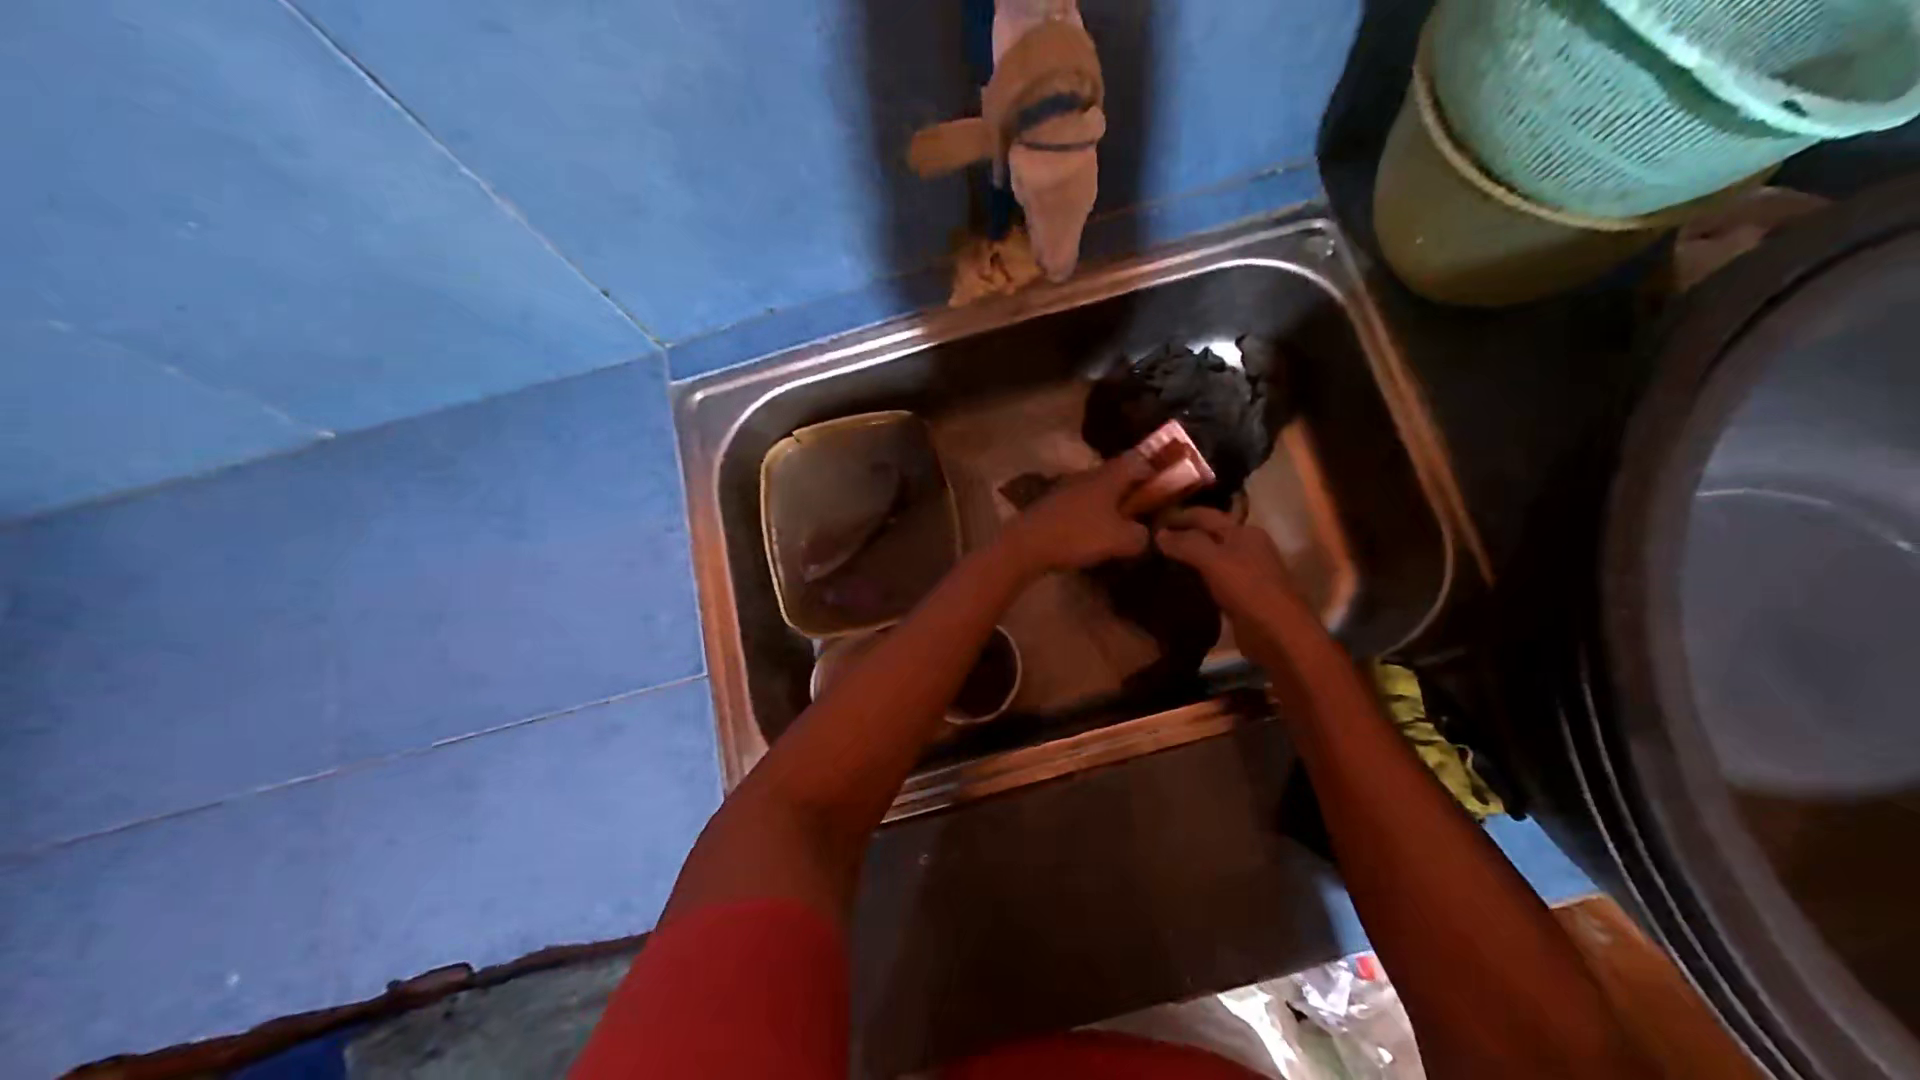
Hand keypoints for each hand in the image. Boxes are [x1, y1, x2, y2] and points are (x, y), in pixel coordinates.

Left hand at [1000, 452, 1157, 572]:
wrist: (1025, 544)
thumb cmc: (1078, 535)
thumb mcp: (1122, 540)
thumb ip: (1141, 535)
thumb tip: (1144, 533)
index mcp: (1109, 476)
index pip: (1138, 461)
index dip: (1155, 471)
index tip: (1167, 488)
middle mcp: (1088, 475)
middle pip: (1117, 475)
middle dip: (1132, 490)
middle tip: (1145, 510)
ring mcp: (1066, 488)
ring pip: (1097, 490)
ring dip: (1110, 503)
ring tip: (1120, 525)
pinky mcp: (1051, 504)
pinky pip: (1080, 504)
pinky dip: (1091, 514)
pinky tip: (1092, 534)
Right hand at [1155, 506, 1306, 621]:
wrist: (1277, 634)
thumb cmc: (1247, 589)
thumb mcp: (1213, 560)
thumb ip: (1185, 544)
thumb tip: (1157, 534)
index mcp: (1244, 531)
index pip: (1204, 515)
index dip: (1177, 516)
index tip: (1148, 523)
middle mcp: (1246, 547)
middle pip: (1207, 535)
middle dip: (1180, 536)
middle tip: (1147, 541)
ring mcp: (1244, 572)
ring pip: (1208, 558)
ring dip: (1185, 558)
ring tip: (1155, 561)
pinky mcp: (1239, 596)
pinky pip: (1210, 580)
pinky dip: (1193, 578)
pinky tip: (1174, 583)